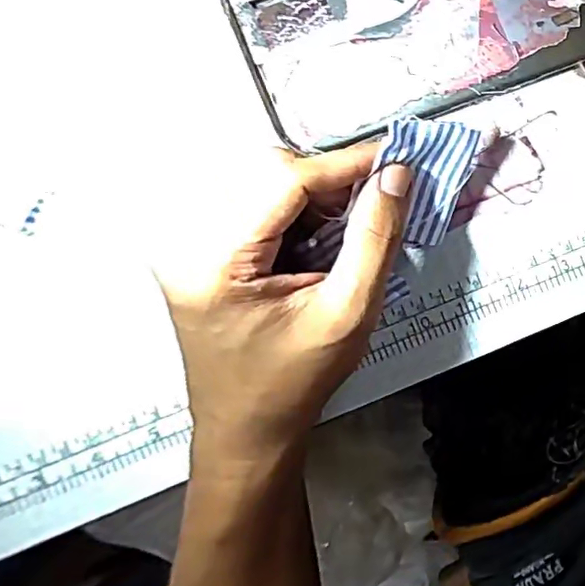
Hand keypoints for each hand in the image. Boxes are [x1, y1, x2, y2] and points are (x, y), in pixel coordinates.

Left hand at [154, 143, 410, 469]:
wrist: (248, 425)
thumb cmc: (296, 378)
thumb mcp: (351, 310)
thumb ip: (375, 238)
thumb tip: (395, 176)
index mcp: (211, 262)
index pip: (283, 180)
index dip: (347, 163)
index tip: (399, 160)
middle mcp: (185, 242)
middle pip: (267, 169)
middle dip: (331, 177)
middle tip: (374, 203)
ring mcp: (187, 243)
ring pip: (263, 177)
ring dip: (317, 189)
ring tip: (348, 227)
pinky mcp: (201, 246)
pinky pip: (258, 197)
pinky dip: (302, 204)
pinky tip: (321, 236)